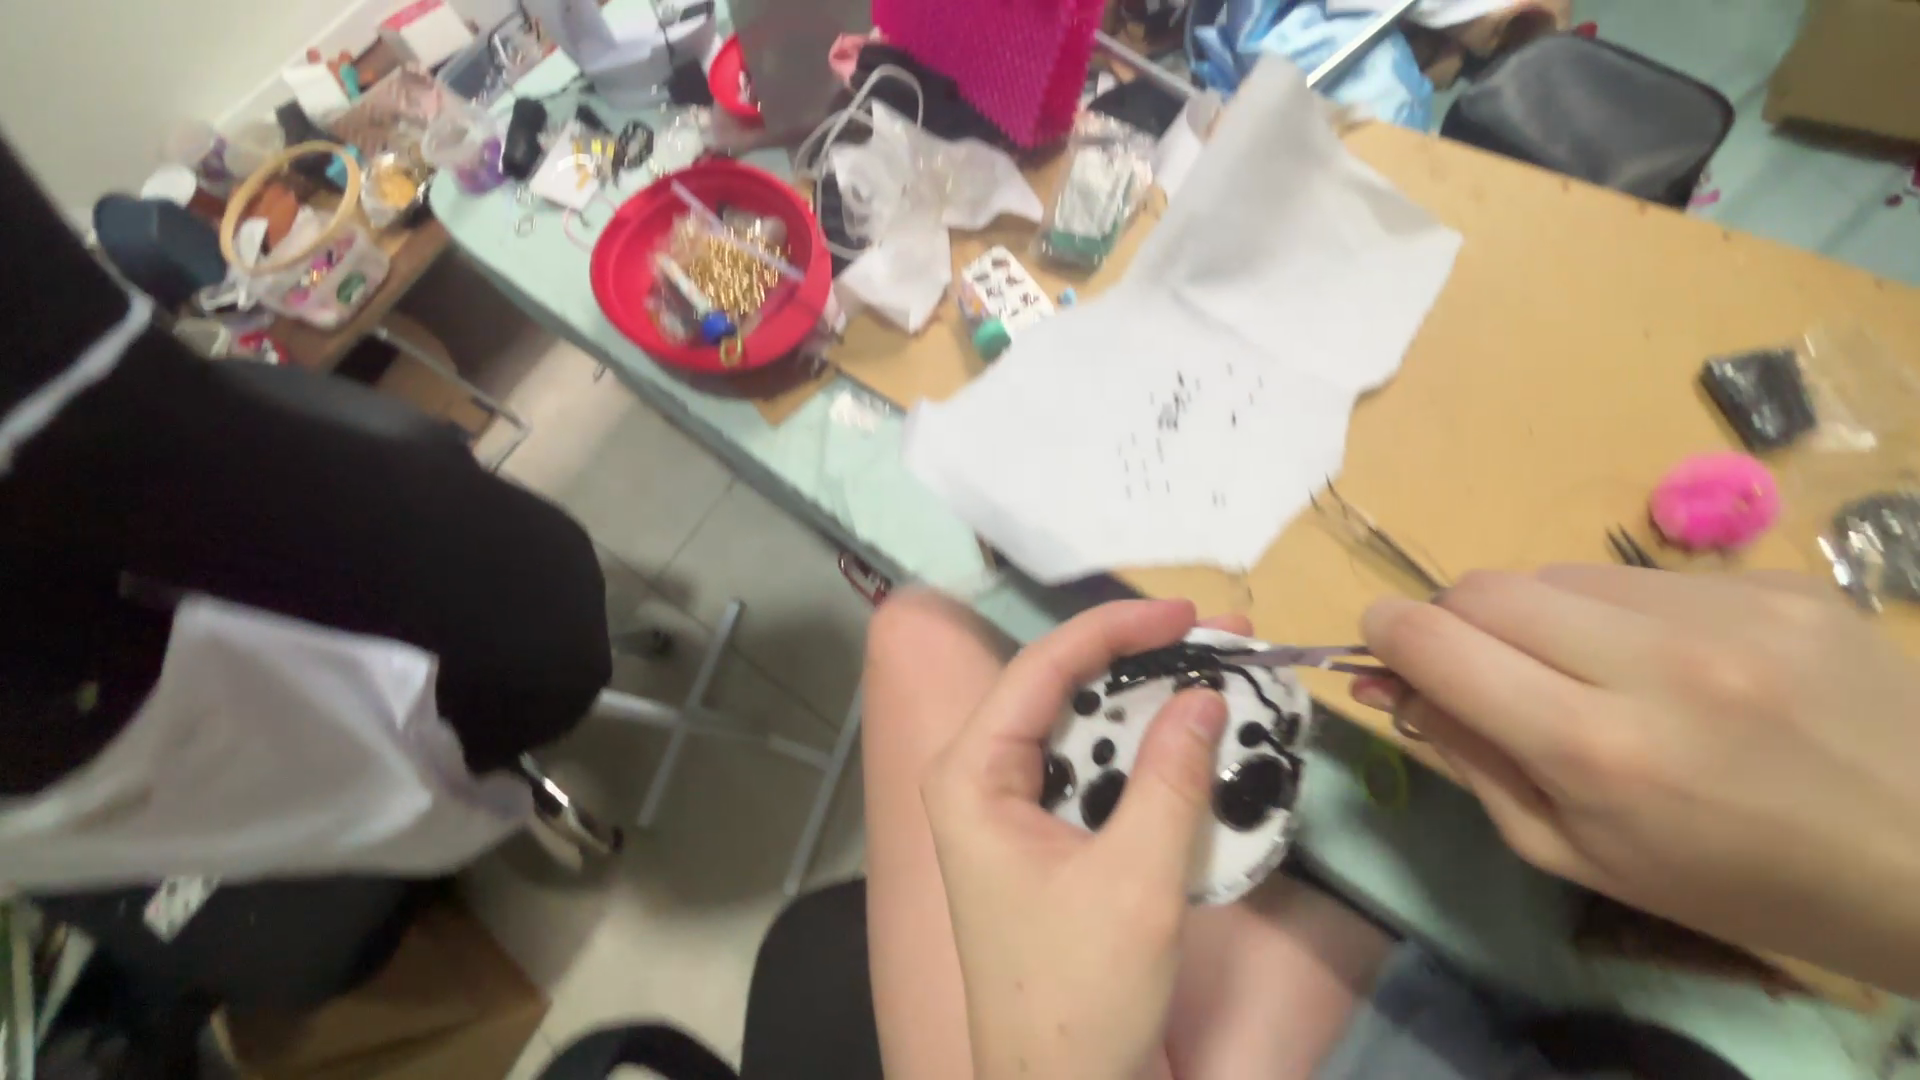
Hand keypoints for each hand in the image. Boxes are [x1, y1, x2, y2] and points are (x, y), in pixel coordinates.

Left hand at [922, 600, 1234, 1079]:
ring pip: (1081, 726)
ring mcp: (1010, 802)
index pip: (1041, 669)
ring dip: (1145, 702)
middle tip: (1213, 636)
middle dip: (1135, 659)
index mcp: (969, 773)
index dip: (1112, 629)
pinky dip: (1143, 752)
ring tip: (1214, 673)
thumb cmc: (1078, 993)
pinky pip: (1093, 769)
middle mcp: (980, 774)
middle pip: (1059, 688)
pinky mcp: (1043, 830)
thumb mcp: (1135, 882)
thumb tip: (1204, 693)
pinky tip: (1191, 736)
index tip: (1183, 613)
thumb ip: (1170, 781)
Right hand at [1354, 565, 1919, 993]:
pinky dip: (1614, 611)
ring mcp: (1730, 613)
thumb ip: (1462, 752)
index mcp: (1596, 750)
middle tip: (1476, 662)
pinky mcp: (1782, 584)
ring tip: (1587, 669)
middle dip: (1451, 618)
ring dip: (1536, 614)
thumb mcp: (1567, 849)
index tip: (1384, 644)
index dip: (1386, 632)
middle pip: (1481, 587)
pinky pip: (1636, 575)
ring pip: (1554, 572)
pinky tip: (1668, 660)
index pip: (1433, 641)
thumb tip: (1384, 681)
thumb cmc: (1731, 882)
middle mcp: (1657, 664)